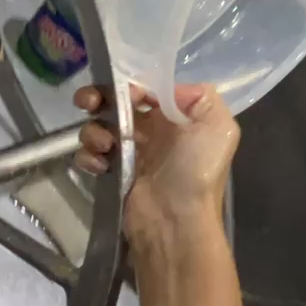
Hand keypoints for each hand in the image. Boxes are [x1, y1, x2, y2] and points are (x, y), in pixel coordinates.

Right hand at [72, 83, 238, 251]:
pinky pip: (88, 155)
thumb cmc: (197, 171)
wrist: (174, 219)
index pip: (144, 90)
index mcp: (175, 118)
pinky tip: (101, 166)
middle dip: (96, 98)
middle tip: (87, 103)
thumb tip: (162, 90)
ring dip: (93, 131)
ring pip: (97, 127)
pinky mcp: (110, 173)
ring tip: (104, 146)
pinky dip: (88, 156)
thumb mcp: (218, 127)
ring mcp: (127, 153)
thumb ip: (199, 97)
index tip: (124, 94)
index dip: (130, 86)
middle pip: (114, 104)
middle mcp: (150, 131)